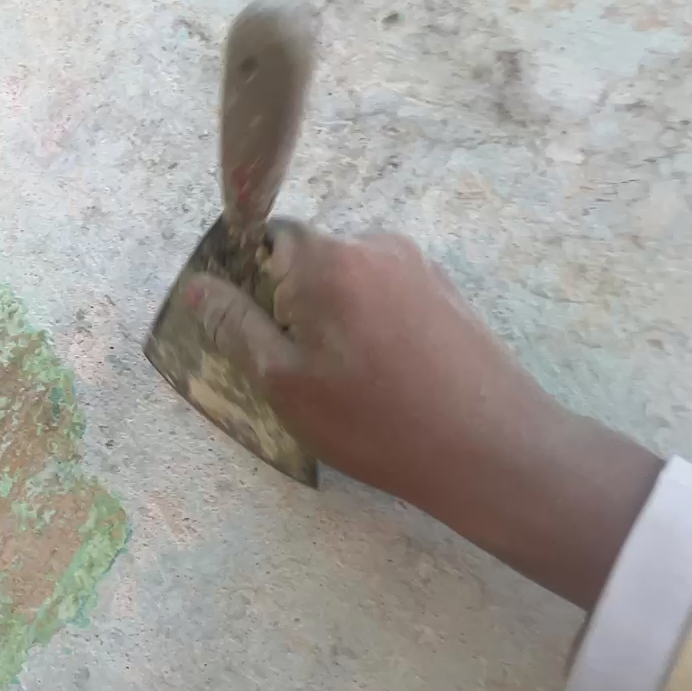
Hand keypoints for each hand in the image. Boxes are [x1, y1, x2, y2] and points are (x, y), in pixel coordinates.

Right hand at [182, 222, 662, 608]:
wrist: (495, 453)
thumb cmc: (372, 418)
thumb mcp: (282, 379)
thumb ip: (233, 323)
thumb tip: (196, 286)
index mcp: (328, 258)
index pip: (264, 237)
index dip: (243, 276)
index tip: (244, 324)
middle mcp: (374, 245)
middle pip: (304, 256)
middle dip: (284, 297)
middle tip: (289, 360)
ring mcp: (418, 265)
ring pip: (342, 275)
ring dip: (325, 310)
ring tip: (336, 371)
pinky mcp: (446, 290)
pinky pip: (379, 289)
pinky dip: (362, 317)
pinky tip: (376, 369)